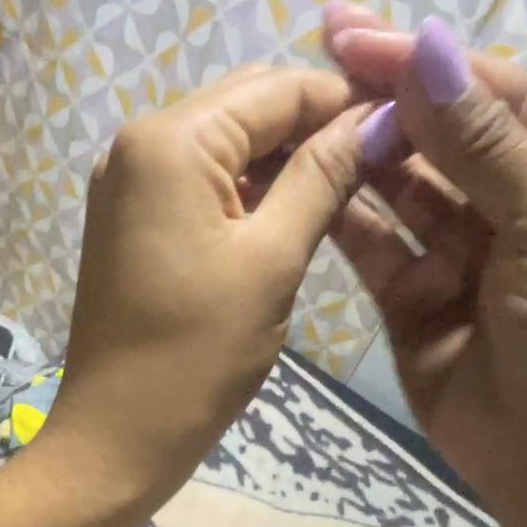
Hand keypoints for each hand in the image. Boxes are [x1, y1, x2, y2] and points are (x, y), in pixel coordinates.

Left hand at [42, 66, 370, 502]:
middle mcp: (136, 145)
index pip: (277, 88)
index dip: (347, 102)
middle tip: (382, 163)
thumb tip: (378, 118)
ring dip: (283, 162)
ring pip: (224, 147)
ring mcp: (126, 186)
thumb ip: (323, 177)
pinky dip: (245, 193)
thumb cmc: (195, 358)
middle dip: (315, 129)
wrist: (116, 437)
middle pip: (247, 109)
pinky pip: (198, 185)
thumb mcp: (271, 261)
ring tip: (347, 191)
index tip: (410, 127)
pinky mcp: (128, 224)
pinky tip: (289, 217)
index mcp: (169, 142)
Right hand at [322, 5, 526, 526]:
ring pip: (400, 192)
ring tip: (300, 121)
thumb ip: (486, 142)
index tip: (355, 35)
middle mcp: (512, 207)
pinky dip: (344, 221)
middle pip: (441, 137)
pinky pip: (374, 253)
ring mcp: (457, 259)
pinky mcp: (410, 307)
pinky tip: (307, 187)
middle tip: (313, 65)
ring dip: (358, 156)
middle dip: (386, 100)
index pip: (494, 94)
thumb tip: (432, 48)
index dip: (428, 61)